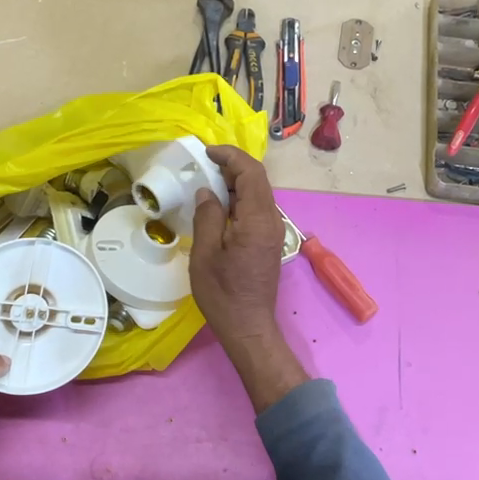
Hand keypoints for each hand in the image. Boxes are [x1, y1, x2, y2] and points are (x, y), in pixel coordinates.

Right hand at [191, 145, 307, 411]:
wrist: (248, 327)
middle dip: (233, 165)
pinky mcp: (269, 241)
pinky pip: (257, 208)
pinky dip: (240, 197)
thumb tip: (207, 192)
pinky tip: (220, 204)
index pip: (250, 173)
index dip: (230, 156)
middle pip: (258, 179)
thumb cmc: (223, 294)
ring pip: (259, 193)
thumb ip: (207, 216)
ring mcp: (273, 231)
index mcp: (257, 219)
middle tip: (205, 165)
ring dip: (237, 181)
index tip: (206, 152)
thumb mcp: (205, 254)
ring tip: (209, 181)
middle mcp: (272, 220)